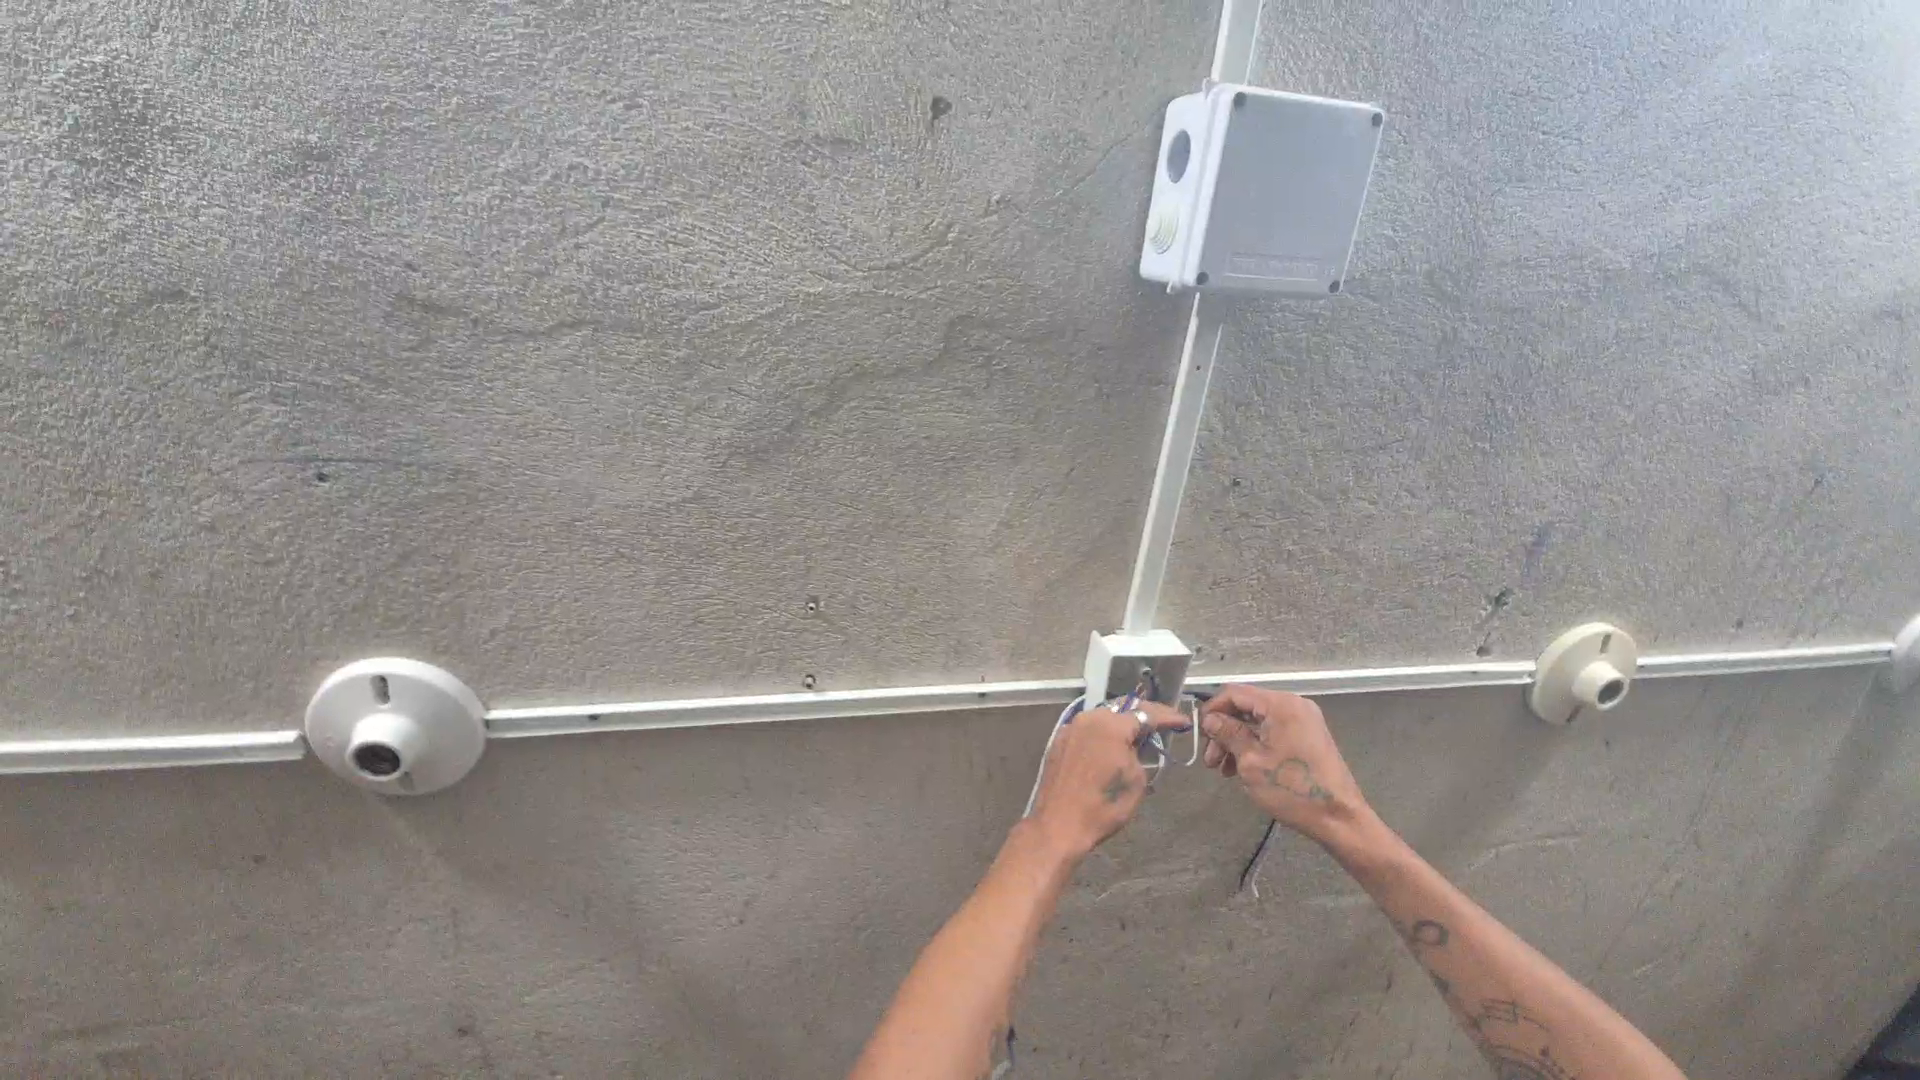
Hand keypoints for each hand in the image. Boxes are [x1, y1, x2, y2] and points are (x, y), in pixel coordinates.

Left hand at [1028, 701, 1188, 859]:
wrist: (1059, 824)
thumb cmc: (1103, 806)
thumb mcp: (1136, 780)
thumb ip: (1139, 753)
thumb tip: (1134, 744)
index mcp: (1110, 726)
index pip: (1145, 714)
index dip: (1167, 717)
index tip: (1182, 721)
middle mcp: (1088, 719)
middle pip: (1122, 711)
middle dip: (1142, 717)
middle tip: (1160, 726)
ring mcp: (1070, 728)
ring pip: (1102, 718)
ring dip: (1120, 725)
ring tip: (1136, 738)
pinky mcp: (1058, 741)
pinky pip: (1087, 730)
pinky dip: (1101, 735)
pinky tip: (1110, 747)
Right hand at [1200, 685, 1372, 847]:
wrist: (1339, 818)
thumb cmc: (1292, 789)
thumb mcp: (1251, 761)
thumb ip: (1228, 733)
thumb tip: (1210, 718)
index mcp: (1281, 705)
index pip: (1235, 693)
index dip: (1212, 709)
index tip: (1200, 733)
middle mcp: (1294, 705)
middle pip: (1246, 707)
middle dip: (1224, 730)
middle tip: (1210, 759)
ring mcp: (1303, 720)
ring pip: (1257, 721)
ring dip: (1236, 741)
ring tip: (1223, 769)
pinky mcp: (1307, 736)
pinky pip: (1272, 731)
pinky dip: (1254, 745)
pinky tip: (1242, 767)